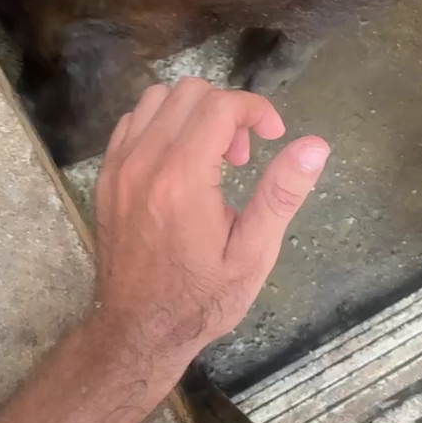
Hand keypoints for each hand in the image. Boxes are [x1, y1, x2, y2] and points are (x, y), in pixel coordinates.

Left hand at [82, 77, 329, 383]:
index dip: (256, 109)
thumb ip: (282, 194)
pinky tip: (180, 161)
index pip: (221, 105)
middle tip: (242, 156)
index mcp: (182, 179)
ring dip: (193, 113)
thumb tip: (316, 145)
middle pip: (189, 92)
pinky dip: (163, 124)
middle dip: (227, 110)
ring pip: (157, 98)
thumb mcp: (253, 253)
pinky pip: (132, 122)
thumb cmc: (202, 297)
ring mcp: (117, 167)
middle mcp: (143, 161)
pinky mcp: (105, 176)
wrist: (138, 329)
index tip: (274, 135)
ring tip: (211, 156)